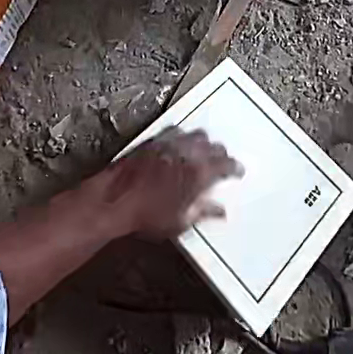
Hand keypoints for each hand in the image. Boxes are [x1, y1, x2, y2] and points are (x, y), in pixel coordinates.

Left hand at [100, 128, 241, 239]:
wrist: (114, 200)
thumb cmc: (147, 215)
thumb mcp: (181, 222)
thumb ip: (204, 212)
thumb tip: (220, 211)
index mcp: (199, 172)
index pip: (226, 164)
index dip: (235, 168)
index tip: (238, 171)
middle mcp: (187, 152)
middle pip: (214, 146)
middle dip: (222, 155)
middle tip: (222, 164)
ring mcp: (170, 143)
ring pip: (197, 134)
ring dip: (205, 143)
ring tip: (205, 151)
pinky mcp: (154, 140)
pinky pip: (177, 131)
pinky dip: (185, 137)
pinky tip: (182, 144)